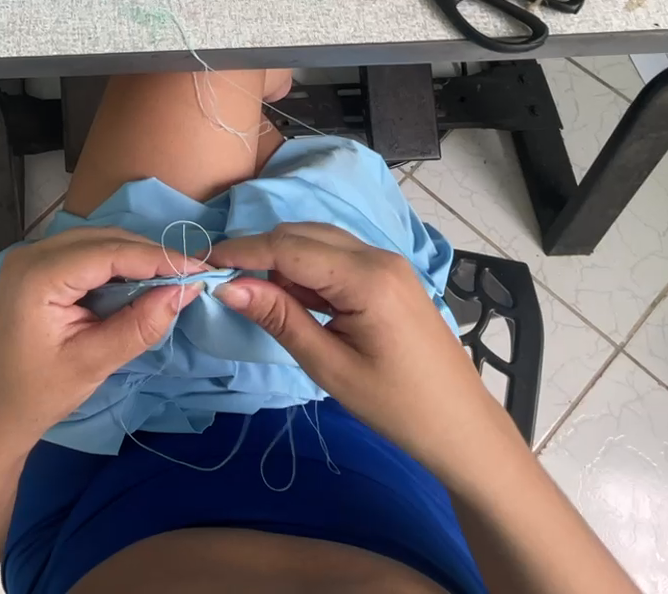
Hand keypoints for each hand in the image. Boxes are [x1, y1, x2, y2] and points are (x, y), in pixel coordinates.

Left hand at [0, 227, 204, 448]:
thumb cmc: (39, 392)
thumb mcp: (94, 362)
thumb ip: (139, 325)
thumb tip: (184, 291)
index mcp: (38, 275)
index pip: (108, 252)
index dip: (156, 257)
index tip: (199, 268)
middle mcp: (31, 254)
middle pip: (102, 239)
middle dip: (148, 254)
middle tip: (191, 274)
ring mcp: (30, 256)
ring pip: (94, 241)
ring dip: (133, 256)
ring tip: (172, 277)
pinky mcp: (36, 266)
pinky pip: (83, 253)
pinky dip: (113, 264)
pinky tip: (138, 280)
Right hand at [210, 223, 517, 481]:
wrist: (465, 431)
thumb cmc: (398, 407)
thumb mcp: (329, 367)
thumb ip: (279, 317)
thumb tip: (226, 285)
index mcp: (367, 278)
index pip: (287, 247)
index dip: (242, 251)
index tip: (203, 262)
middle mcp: (378, 256)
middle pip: (300, 234)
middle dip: (258, 252)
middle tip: (223, 281)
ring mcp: (387, 262)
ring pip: (315, 239)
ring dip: (280, 259)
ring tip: (255, 293)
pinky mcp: (388, 274)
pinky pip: (334, 254)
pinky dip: (304, 267)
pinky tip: (293, 297)